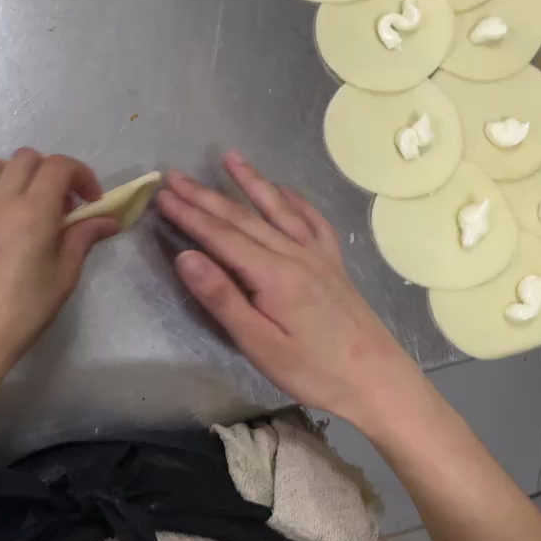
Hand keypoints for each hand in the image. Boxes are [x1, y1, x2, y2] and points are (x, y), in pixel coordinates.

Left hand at [0, 148, 123, 391]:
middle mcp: (0, 198)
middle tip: (59, 205)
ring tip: (21, 201)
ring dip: (12, 174)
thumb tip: (110, 219)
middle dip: (50, 172)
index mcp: (33, 210)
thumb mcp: (64, 275)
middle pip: (27, 158)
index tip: (90, 201)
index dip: (81, 175)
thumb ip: (83, 237)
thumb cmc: (24, 310)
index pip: (59, 166)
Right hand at [158, 152, 427, 431]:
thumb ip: (221, 296)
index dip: (189, 215)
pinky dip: (294, 201)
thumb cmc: (312, 370)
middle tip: (174, 177)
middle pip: (242, 217)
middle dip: (205, 196)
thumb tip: (186, 257)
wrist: (379, 383)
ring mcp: (317, 256)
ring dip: (251, 182)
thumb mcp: (257, 342)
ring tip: (229, 158)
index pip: (220, 236)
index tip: (162, 196)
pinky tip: (283, 191)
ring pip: (277, 210)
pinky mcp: (333, 264)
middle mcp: (295, 254)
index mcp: (273, 274)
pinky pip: (312, 221)